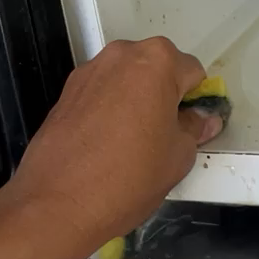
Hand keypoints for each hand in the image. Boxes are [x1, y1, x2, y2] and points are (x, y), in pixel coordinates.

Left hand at [5, 37, 225, 251]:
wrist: (55, 205)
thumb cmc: (127, 177)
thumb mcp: (178, 157)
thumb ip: (195, 129)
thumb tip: (204, 119)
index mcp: (159, 60)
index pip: (193, 73)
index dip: (194, 103)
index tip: (186, 130)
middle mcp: (124, 53)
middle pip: (158, 69)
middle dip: (163, 96)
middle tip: (158, 137)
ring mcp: (92, 69)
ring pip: (127, 79)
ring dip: (134, 99)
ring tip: (126, 142)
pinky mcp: (67, 90)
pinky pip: (101, 92)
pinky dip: (107, 108)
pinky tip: (101, 143)